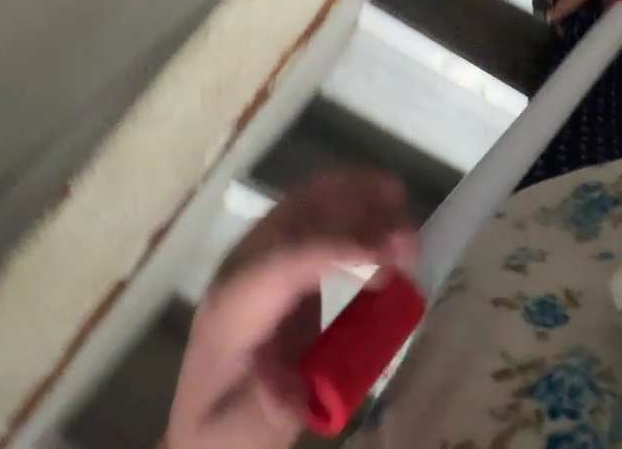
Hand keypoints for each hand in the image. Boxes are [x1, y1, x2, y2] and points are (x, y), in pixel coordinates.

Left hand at [167, 169, 415, 448]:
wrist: (210, 418)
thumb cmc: (228, 427)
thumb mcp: (244, 431)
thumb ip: (268, 407)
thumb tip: (300, 384)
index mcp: (232, 307)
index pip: (285, 261)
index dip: (341, 249)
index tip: (394, 260)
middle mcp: (243, 265)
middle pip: (300, 213)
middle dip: (360, 213)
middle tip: (411, 241)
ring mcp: (261, 250)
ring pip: (312, 198)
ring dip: (363, 197)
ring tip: (407, 223)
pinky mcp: (282, 249)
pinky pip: (320, 206)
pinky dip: (358, 201)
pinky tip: (389, 215)